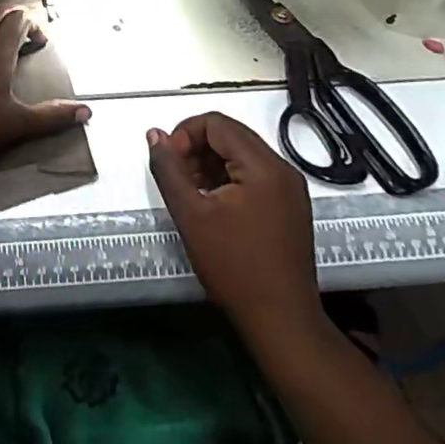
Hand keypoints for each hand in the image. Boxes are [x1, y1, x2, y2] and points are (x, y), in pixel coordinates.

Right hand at [148, 112, 319, 329]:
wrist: (280, 320)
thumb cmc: (233, 266)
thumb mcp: (190, 214)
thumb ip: (168, 168)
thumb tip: (154, 134)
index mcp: (263, 166)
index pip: (217, 123)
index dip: (185, 133)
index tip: (169, 161)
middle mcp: (283, 169)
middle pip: (231, 134)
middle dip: (196, 146)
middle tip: (177, 175)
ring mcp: (290, 188)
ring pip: (241, 153)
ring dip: (210, 161)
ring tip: (190, 190)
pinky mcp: (290, 205)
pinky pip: (253, 173)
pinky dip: (228, 177)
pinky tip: (211, 202)